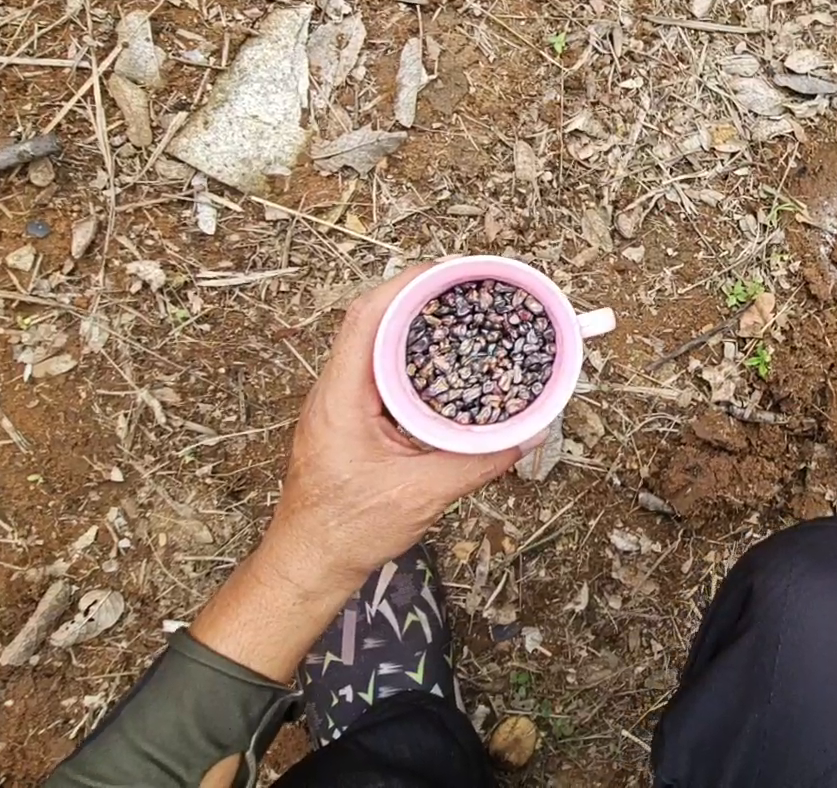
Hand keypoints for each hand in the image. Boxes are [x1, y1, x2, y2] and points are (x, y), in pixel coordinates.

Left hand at [259, 263, 519, 596]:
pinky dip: (412, 353)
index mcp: (342, 398)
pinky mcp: (352, 416)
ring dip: (414, 321)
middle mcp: (336, 391)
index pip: (366, 319)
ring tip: (459, 313)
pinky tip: (445, 361)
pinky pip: (381, 369)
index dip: (405, 285)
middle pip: (371, 320)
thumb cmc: (348, 530)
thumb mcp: (423, 494)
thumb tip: (529, 435)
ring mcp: (341, 402)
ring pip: (375, 342)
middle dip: (417, 294)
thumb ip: (480, 462)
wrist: (308, 565)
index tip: (447, 272)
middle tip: (465, 287)